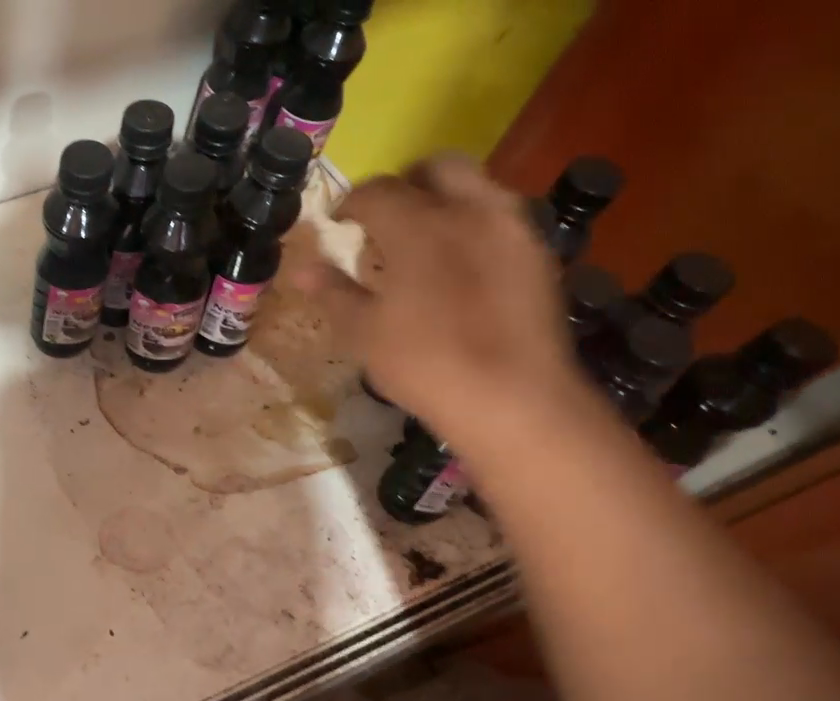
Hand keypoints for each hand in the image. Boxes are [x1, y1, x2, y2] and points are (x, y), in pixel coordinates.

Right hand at [316, 154, 594, 451]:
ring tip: (424, 244)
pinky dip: (473, 227)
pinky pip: (500, 218)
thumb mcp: (363, 333)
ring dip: (443, 202)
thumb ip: (333, 293)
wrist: (510, 394)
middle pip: (435, 167)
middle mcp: (469, 208)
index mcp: (418, 224)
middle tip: (384, 222)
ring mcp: (512, 225)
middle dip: (405, 185)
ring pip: (474, 187)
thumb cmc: (423, 363)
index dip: (350, 203)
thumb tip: (301, 270)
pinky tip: (461, 268)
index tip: (338, 222)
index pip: (376, 190)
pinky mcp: (537, 251)